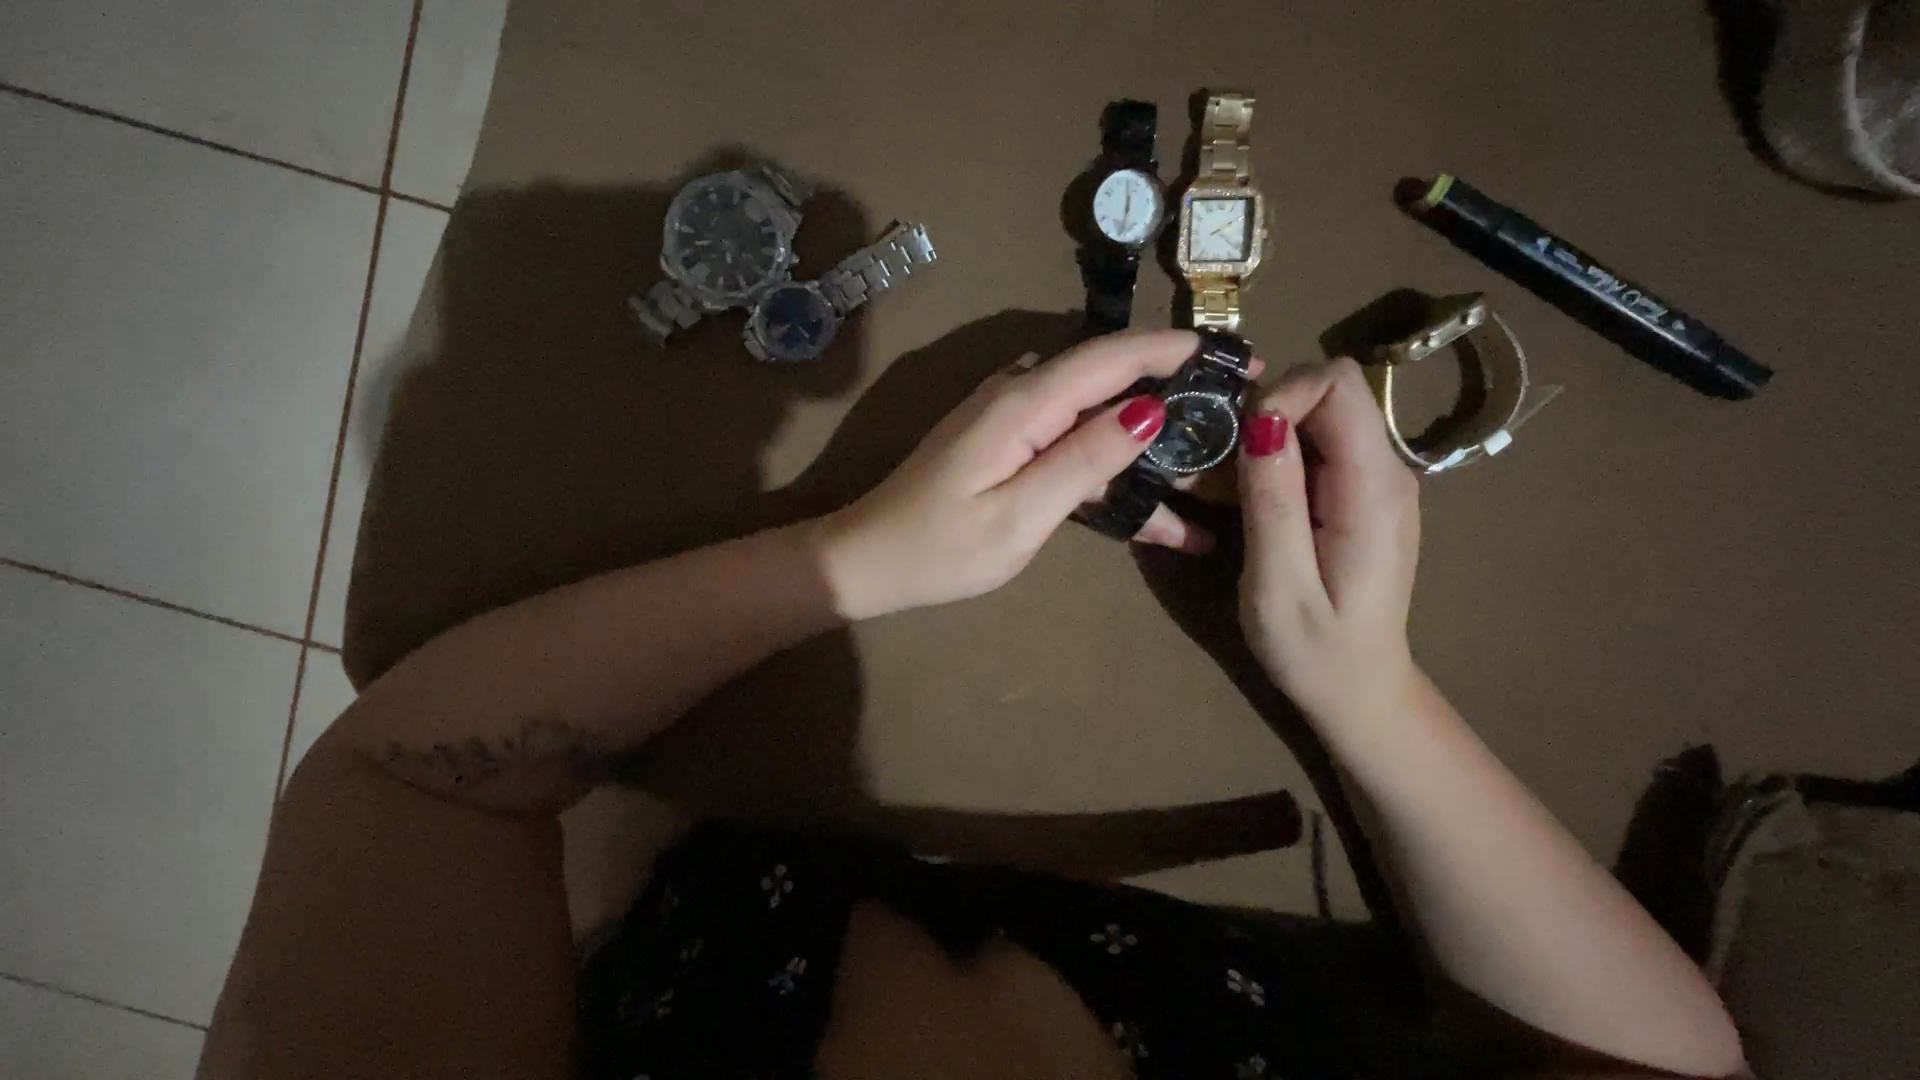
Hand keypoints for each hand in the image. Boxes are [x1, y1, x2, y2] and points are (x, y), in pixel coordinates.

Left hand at [815, 330, 1224, 618]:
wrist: (869, 559)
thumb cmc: (940, 547)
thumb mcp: (1020, 514)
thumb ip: (1083, 461)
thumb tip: (1146, 413)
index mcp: (1024, 404)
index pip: (1112, 357)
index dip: (1176, 351)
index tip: (1239, 358)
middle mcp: (1019, 396)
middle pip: (1110, 379)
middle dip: (1175, 394)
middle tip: (1235, 417)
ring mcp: (1011, 420)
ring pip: (1096, 418)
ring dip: (1148, 444)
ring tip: (1207, 476)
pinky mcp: (1007, 446)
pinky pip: (1071, 444)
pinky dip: (1110, 469)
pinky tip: (1149, 509)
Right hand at [1236, 358, 1422, 718]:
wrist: (1360, 689)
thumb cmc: (1315, 649)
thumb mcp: (1278, 583)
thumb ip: (1273, 499)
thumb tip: (1262, 420)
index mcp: (1373, 487)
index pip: (1337, 384)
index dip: (1280, 395)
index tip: (1239, 445)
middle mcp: (1387, 469)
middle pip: (1327, 391)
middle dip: (1265, 414)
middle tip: (1221, 470)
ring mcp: (1376, 479)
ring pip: (1317, 415)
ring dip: (1264, 438)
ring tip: (1226, 490)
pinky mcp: (1358, 492)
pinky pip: (1316, 446)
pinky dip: (1275, 458)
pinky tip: (1250, 500)